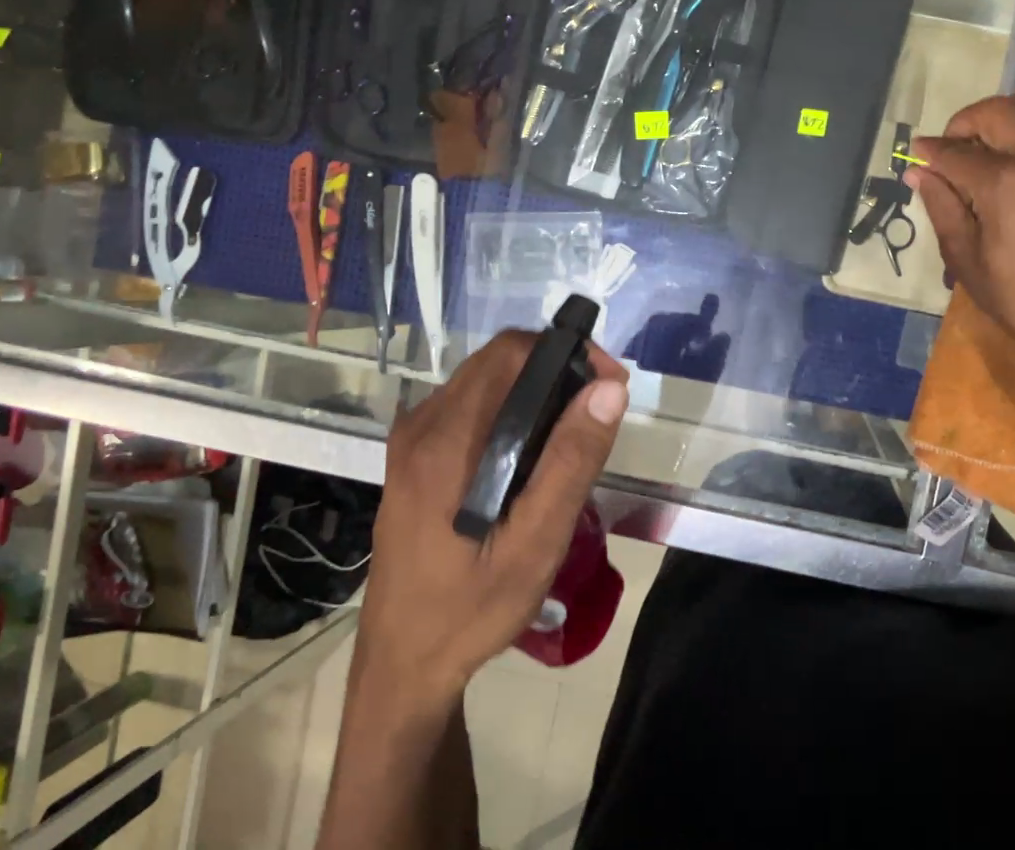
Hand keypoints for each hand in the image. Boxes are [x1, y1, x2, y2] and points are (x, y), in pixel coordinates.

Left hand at [355, 331, 629, 703]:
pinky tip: (534, 457)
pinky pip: (470, 409)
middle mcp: (421, 427)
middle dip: (557, 369)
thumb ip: (570, 462)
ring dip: (536, 391)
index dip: (567, 353)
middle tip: (601, 413)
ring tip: (576, 436)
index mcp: (445, 441)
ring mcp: (411, 442)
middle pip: (496, 362)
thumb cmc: (471, 609)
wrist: (403, 662)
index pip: (510, 353)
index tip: (610, 387)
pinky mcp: (413, 460)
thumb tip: (607, 389)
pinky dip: (511, 412)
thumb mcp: (535, 544)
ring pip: (484, 383)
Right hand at [910, 85, 1014, 400]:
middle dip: (965, 122)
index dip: (930, 153)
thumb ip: (942, 208)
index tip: (917, 155)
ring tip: (1000, 129)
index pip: (955, 154)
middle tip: (954, 146)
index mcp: (1002, 185)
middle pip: (996, 113)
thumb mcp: (964, 258)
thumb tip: (919, 172)